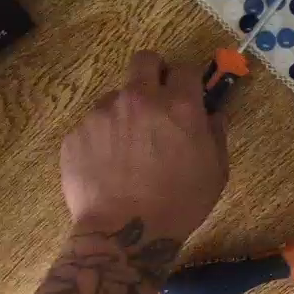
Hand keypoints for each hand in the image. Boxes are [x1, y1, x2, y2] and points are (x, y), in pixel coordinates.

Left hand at [59, 51, 227, 241]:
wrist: (126, 233)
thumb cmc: (180, 204)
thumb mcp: (216, 171)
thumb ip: (216, 134)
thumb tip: (211, 114)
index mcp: (179, 106)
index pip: (186, 70)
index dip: (189, 82)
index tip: (189, 96)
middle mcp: (139, 99)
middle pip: (145, 61)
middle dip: (154, 73)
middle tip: (158, 99)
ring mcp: (102, 113)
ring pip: (116, 97)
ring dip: (126, 112)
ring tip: (129, 150)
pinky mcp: (76, 134)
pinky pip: (93, 126)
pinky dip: (103, 139)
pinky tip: (110, 168)